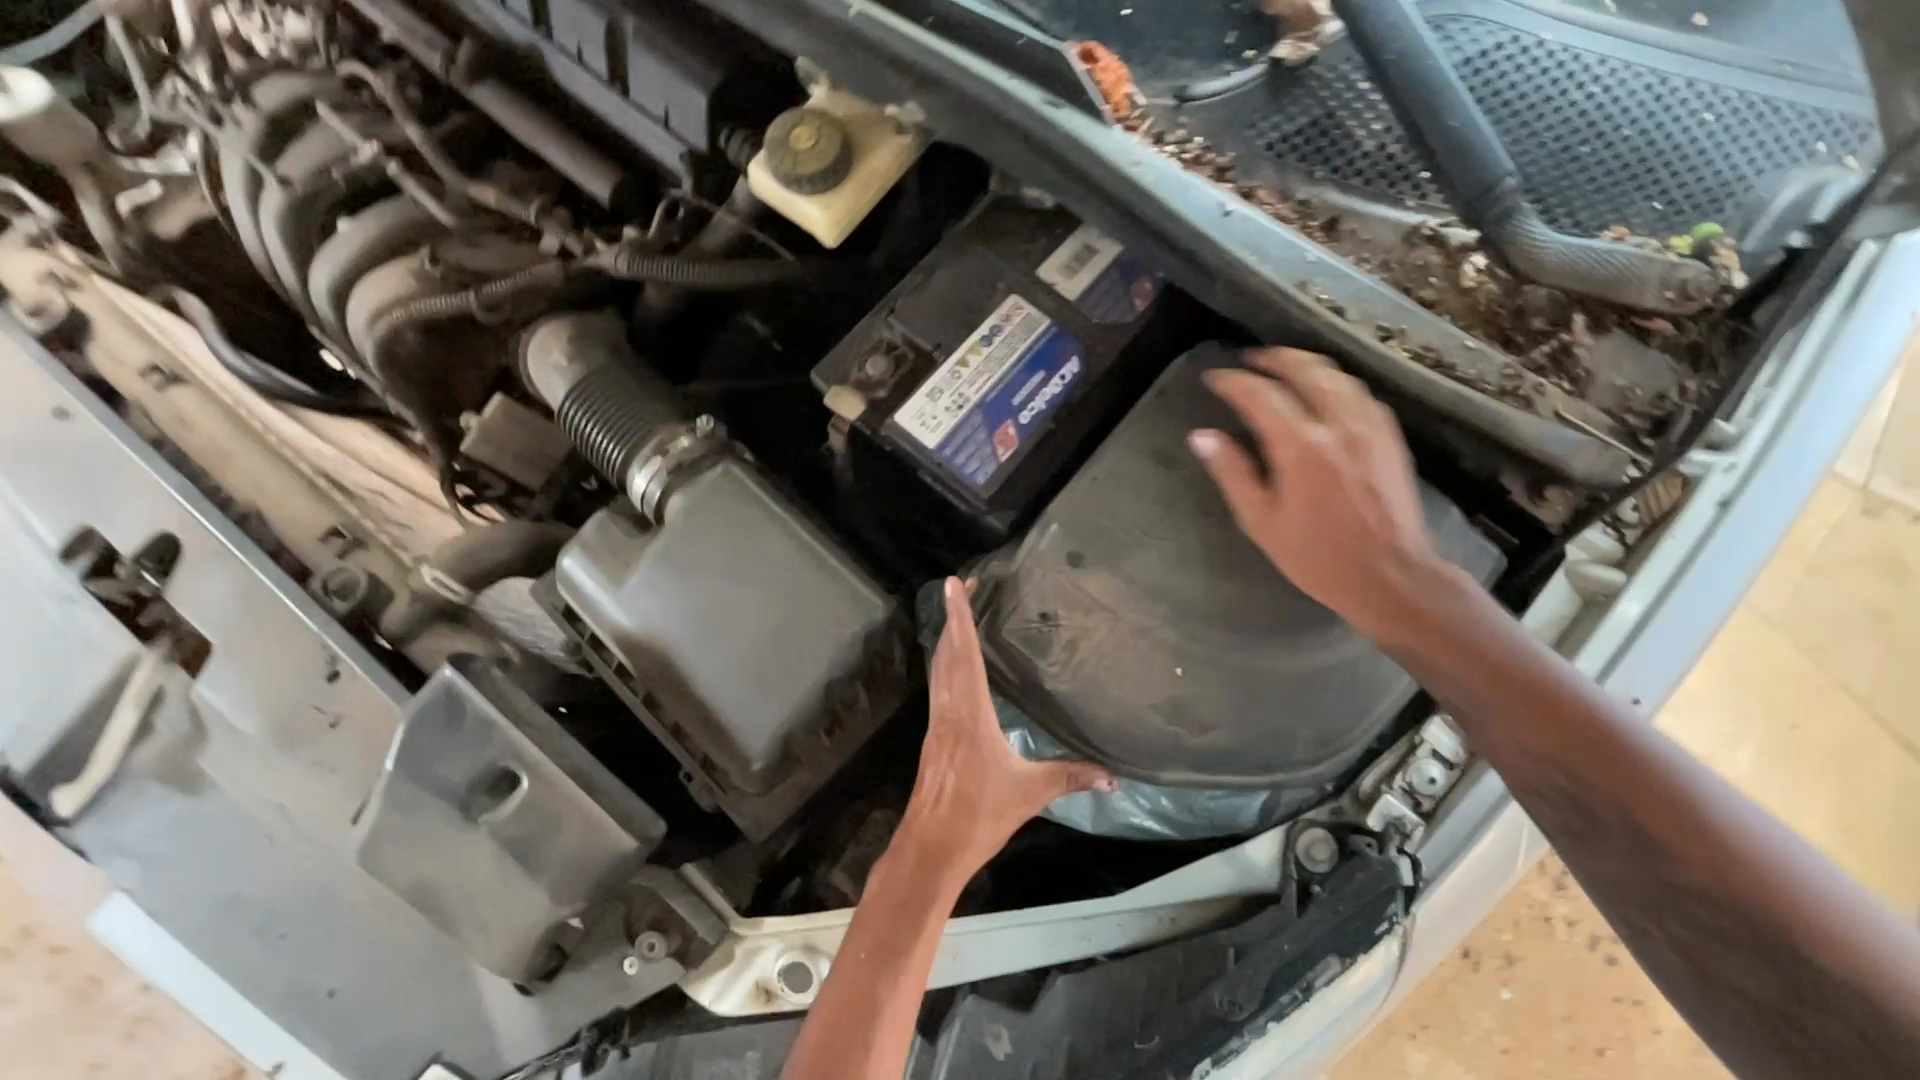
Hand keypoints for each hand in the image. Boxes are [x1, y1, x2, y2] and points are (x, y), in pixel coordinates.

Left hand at [897, 578, 1115, 873]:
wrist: (931, 847)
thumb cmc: (979, 815)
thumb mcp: (1031, 793)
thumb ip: (1071, 777)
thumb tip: (1114, 777)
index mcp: (970, 714)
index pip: (965, 655)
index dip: (960, 617)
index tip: (954, 584)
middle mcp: (949, 711)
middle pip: (947, 655)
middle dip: (951, 619)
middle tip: (958, 589)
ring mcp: (937, 725)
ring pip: (938, 672)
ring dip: (946, 642)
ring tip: (955, 618)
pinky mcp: (934, 740)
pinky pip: (938, 690)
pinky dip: (944, 668)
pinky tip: (952, 670)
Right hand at [1187, 347, 1454, 644]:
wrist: (1391, 577)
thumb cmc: (1317, 558)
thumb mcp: (1261, 522)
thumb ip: (1233, 473)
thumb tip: (1201, 436)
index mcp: (1302, 447)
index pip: (1261, 395)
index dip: (1234, 381)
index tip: (1214, 378)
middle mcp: (1339, 426)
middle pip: (1306, 371)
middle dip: (1275, 359)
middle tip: (1251, 359)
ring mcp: (1371, 429)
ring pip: (1339, 377)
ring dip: (1309, 365)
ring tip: (1287, 367)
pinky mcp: (1391, 440)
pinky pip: (1363, 396)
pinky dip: (1339, 384)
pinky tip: (1329, 393)